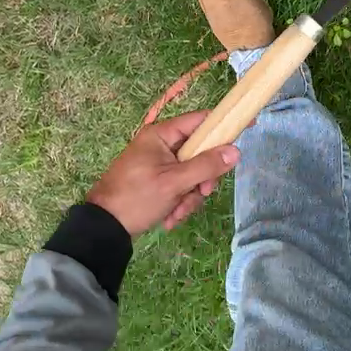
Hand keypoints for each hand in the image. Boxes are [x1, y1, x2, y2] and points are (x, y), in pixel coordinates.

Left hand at [86, 110, 238, 235]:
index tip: (248, 127)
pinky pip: (179, 186)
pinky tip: (169, 218)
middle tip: (200, 193)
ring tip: (176, 213)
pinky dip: (179, 202)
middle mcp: (161, 145)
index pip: (201, 120)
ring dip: (189, 196)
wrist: (102, 229)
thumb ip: (206, 166)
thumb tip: (235, 151)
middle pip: (199, 152)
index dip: (224, 125)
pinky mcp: (156, 181)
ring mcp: (158, 164)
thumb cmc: (136, 198)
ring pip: (191, 173)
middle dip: (201, 179)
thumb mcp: (173, 183)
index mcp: (161, 135)